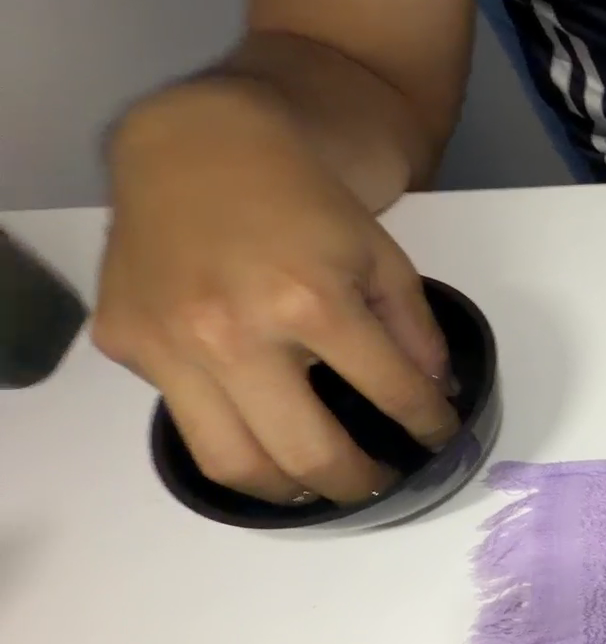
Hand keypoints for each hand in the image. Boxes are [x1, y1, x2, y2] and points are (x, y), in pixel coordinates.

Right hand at [92, 83, 456, 504]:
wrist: (202, 152)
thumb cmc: (311, 208)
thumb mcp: (388, 263)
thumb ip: (417, 334)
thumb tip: (435, 394)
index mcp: (312, 305)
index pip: (393, 394)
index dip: (429, 425)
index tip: (441, 438)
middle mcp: (233, 334)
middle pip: (306, 453)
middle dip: (360, 482)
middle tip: (382, 484)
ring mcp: (168, 344)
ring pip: (232, 461)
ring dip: (289, 490)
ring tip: (324, 487)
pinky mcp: (126, 344)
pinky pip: (185, 418)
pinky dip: (235, 439)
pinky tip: (269, 435)